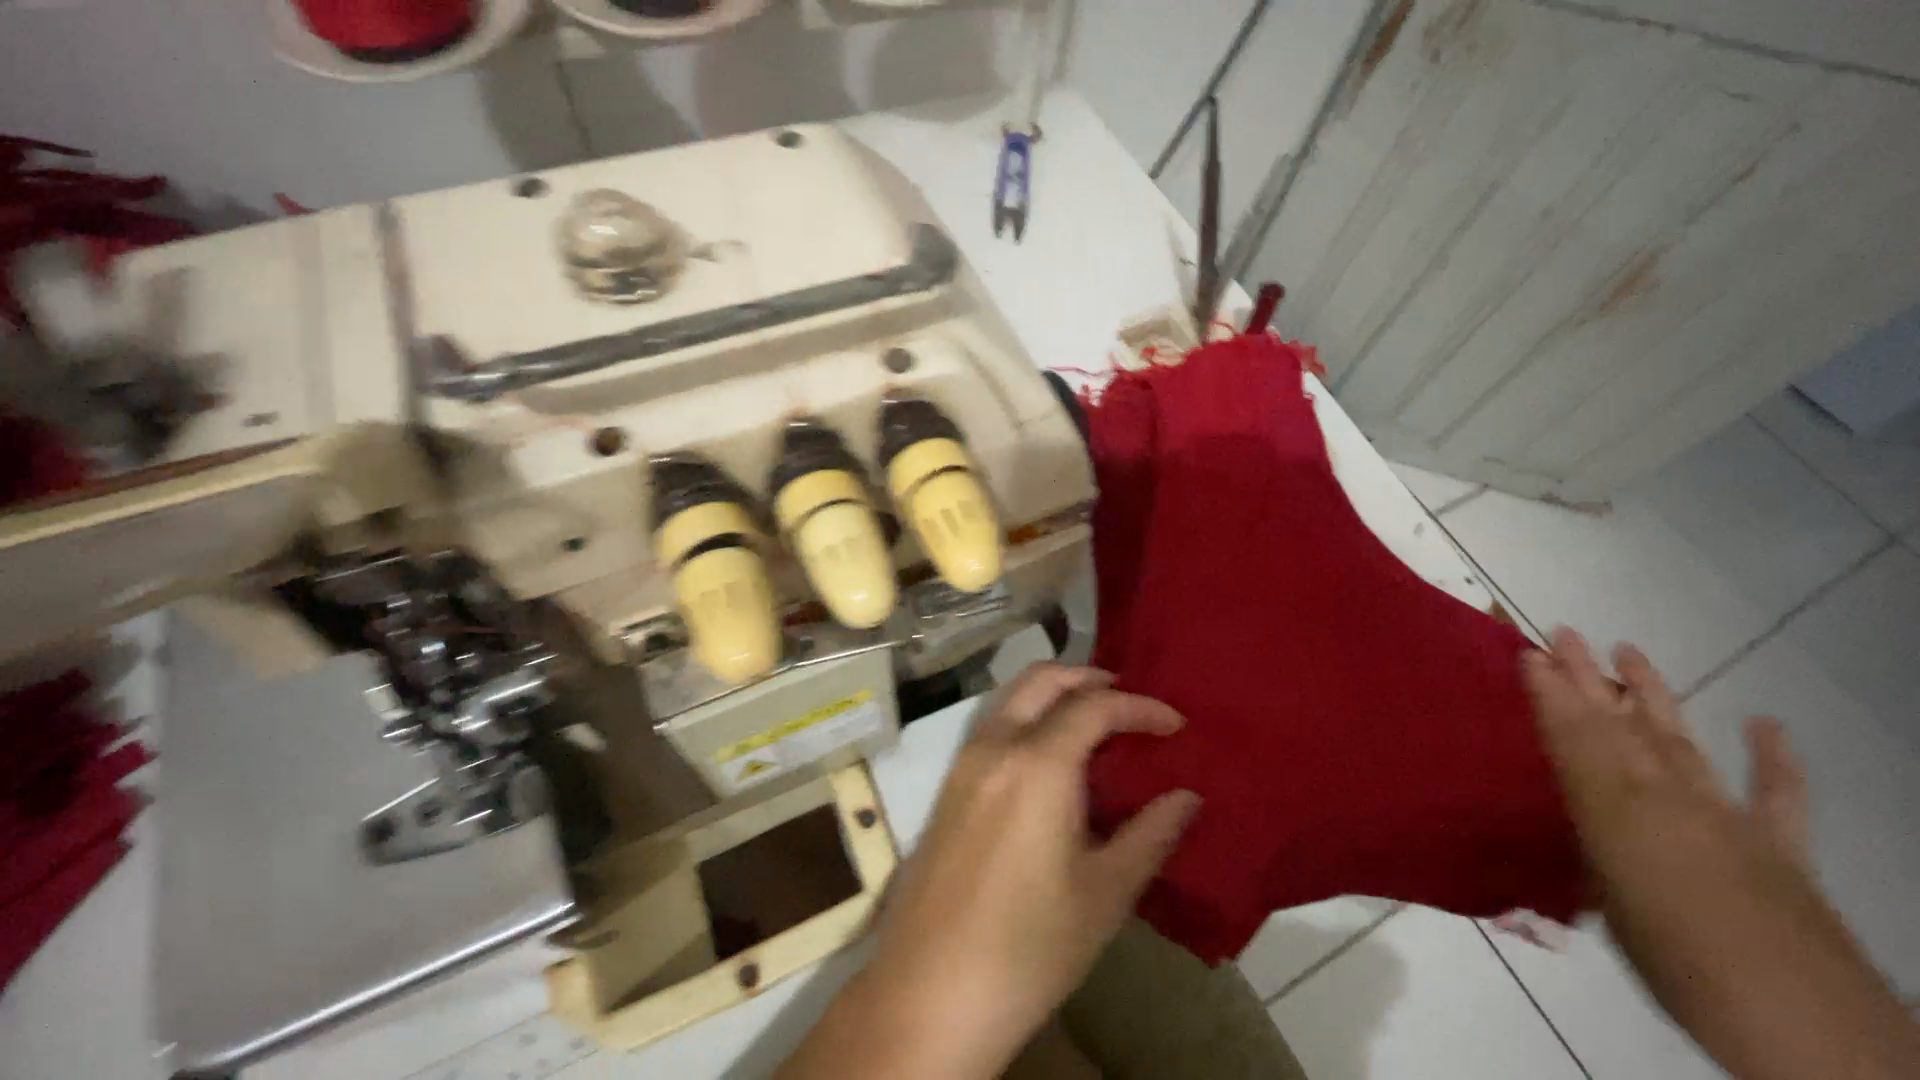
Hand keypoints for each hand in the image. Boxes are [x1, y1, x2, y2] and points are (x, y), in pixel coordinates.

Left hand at [778, 664, 1199, 1079]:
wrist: (930, 992)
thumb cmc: (1029, 947)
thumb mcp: (1105, 894)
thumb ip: (1150, 834)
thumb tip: (1186, 796)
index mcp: (1036, 764)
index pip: (1094, 706)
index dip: (1140, 707)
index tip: (1175, 726)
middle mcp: (993, 748)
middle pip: (1041, 680)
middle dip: (1089, 678)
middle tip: (1130, 703)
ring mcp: (961, 766)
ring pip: (1010, 700)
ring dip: (1054, 696)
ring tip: (1097, 728)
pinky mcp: (945, 791)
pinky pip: (992, 730)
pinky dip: (1028, 721)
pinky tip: (1053, 763)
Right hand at [1524, 628, 1916, 1079]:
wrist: (1795, 1014)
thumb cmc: (1673, 962)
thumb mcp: (1608, 903)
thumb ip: (1592, 851)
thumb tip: (1573, 822)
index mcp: (1617, 811)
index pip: (1575, 739)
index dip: (1551, 695)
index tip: (1530, 654)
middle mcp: (1669, 798)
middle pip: (1620, 727)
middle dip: (1588, 679)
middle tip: (1565, 634)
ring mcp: (1729, 816)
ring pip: (1681, 742)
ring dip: (1653, 696)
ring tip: (1629, 652)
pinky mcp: (1781, 845)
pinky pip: (1777, 794)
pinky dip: (1772, 757)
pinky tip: (1764, 722)